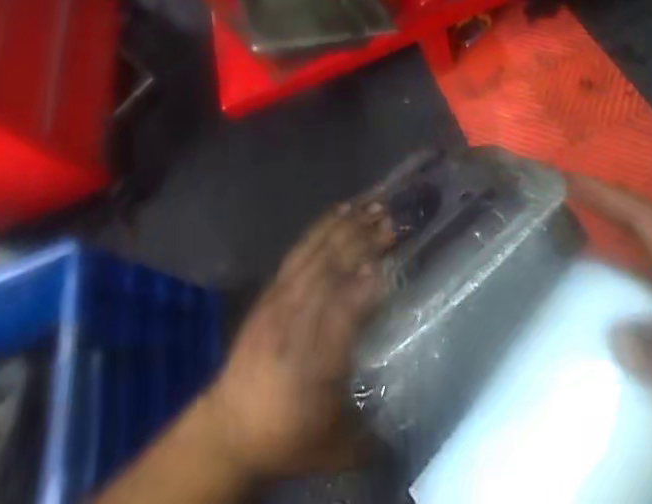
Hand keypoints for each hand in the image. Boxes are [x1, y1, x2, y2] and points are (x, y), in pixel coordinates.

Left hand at [192, 199, 396, 482]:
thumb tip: (424, 418)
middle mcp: (295, 324)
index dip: (364, 285)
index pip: (340, 313)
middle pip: (329, 272)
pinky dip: (322, 227)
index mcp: (314, 363)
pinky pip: (299, 251)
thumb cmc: (289, 437)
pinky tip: (343, 209)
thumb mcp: (338, 447)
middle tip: (396, 217)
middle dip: (362, 241)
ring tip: (376, 203)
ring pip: (316, 255)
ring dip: (347, 226)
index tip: (393, 259)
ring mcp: (280, 303)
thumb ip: (379, 433)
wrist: (227, 431)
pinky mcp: (271, 293)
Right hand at [574, 176, 651, 503]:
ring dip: (599, 306)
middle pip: (638, 262)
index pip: (651, 223)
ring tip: (544, 315)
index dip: (607, 195)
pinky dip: (622, 355)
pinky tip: (595, 378)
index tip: (560, 175)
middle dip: (590, 247)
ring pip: (641, 309)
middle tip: (530, 254)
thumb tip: (616, 331)